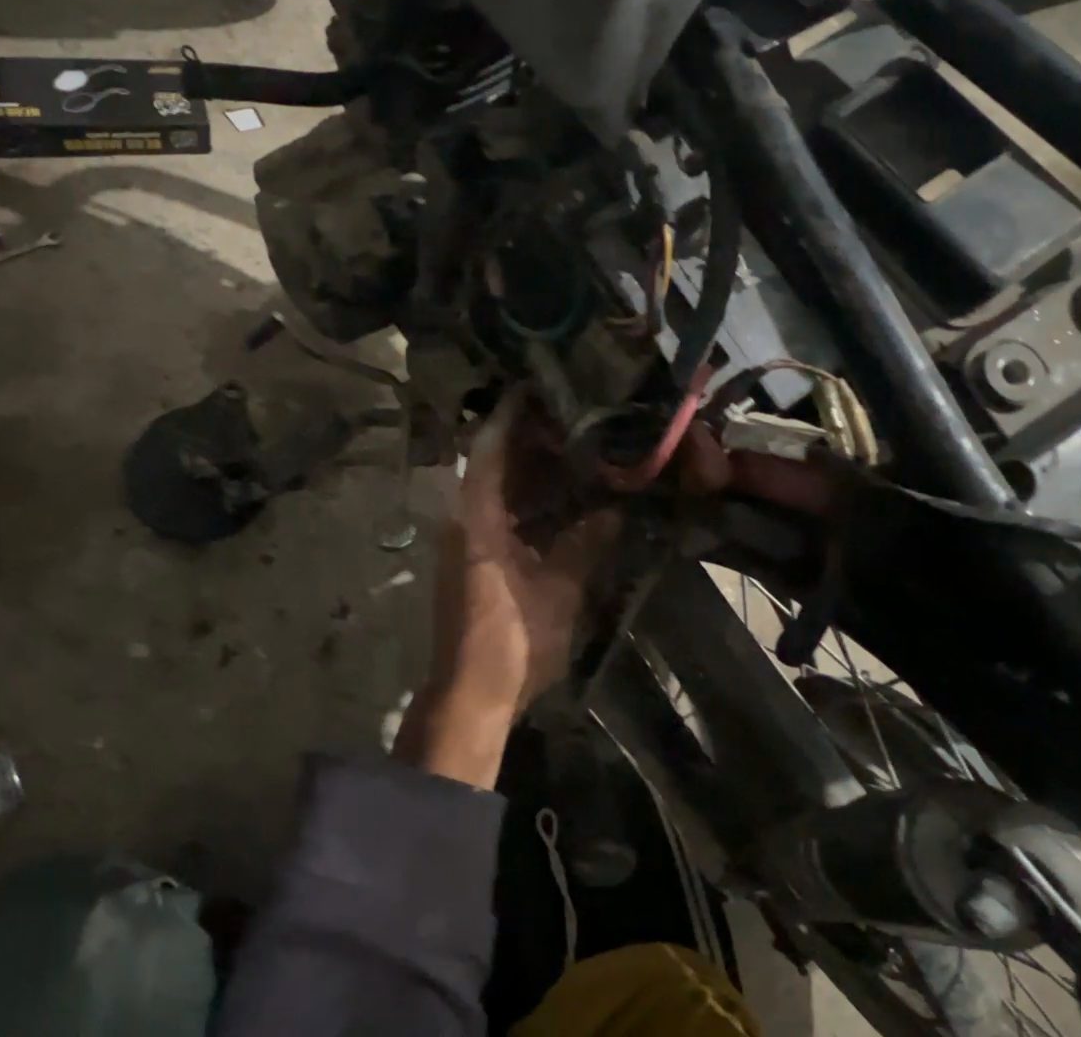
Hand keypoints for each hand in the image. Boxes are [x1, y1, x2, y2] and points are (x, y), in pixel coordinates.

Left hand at [394, 395, 620, 787]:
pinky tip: (570, 500)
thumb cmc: (512, 641)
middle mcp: (465, 519)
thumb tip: (615, 510)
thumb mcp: (558, 591)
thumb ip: (585, 545)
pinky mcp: (477, 562)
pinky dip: (534, 505)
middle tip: (581, 417)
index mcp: (476, 517)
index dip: (514, 412)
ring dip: (536, 472)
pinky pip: (505, 518)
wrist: (471, 694)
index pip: (490, 446)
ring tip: (583, 449)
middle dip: (534, 440)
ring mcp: (468, 541)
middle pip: (496, 464)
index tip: (545, 384)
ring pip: (502, 492)